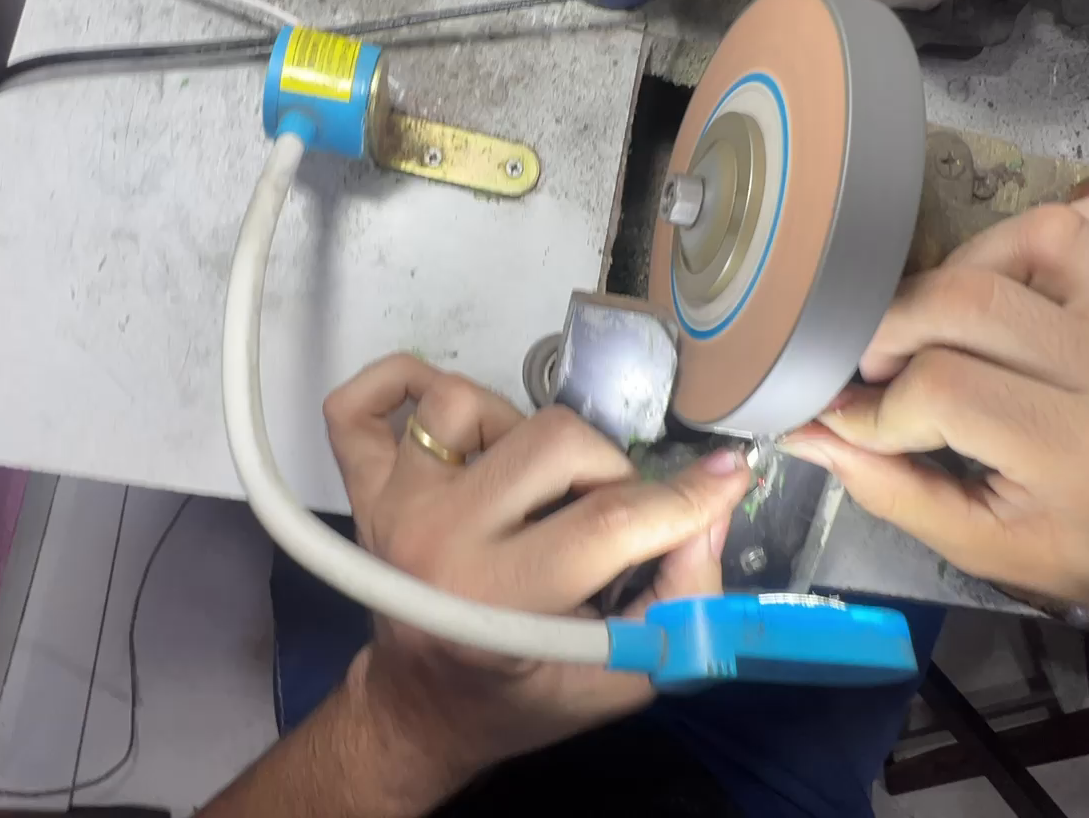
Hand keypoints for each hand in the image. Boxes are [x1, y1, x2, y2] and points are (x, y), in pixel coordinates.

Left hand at [322, 354, 749, 789]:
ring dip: (519, 428)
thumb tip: (716, 497)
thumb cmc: (523, 695)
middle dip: (608, 469)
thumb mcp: (622, 676)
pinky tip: (452, 420)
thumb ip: (681, 595)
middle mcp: (434, 538)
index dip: (685, 495)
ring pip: (467, 401)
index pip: (610, 522)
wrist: (423, 705)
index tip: (727, 474)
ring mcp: (392, 502)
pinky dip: (401, 384)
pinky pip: (361, 403)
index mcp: (496, 603)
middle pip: (553, 439)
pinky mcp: (365, 485)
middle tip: (608, 508)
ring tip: (528, 481)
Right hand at [785, 185, 1088, 642]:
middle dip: (891, 330)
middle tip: (879, 367)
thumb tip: (806, 433)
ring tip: (945, 319)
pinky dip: (1054, 228)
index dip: (875, 409)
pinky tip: (1021, 275)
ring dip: (963, 269)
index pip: (943, 390)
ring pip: (1037, 235)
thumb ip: (889, 489)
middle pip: (970, 301)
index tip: (856, 423)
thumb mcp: (990, 550)